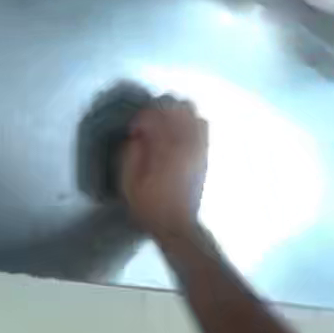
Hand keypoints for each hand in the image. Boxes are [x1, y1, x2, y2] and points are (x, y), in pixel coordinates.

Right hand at [117, 97, 209, 239]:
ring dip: (176, 113)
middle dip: (159, 109)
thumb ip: (130, 154)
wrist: (177, 226)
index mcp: (165, 149)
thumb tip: (136, 136)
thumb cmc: (149, 205)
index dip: (141, 119)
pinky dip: (190, 122)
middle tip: (148, 123)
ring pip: (193, 113)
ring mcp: (198, 148)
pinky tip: (178, 133)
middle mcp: (185, 144)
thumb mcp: (129, 182)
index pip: (155, 116)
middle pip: (178, 107)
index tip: (133, 131)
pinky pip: (203, 126)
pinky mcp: (204, 154)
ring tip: (164, 125)